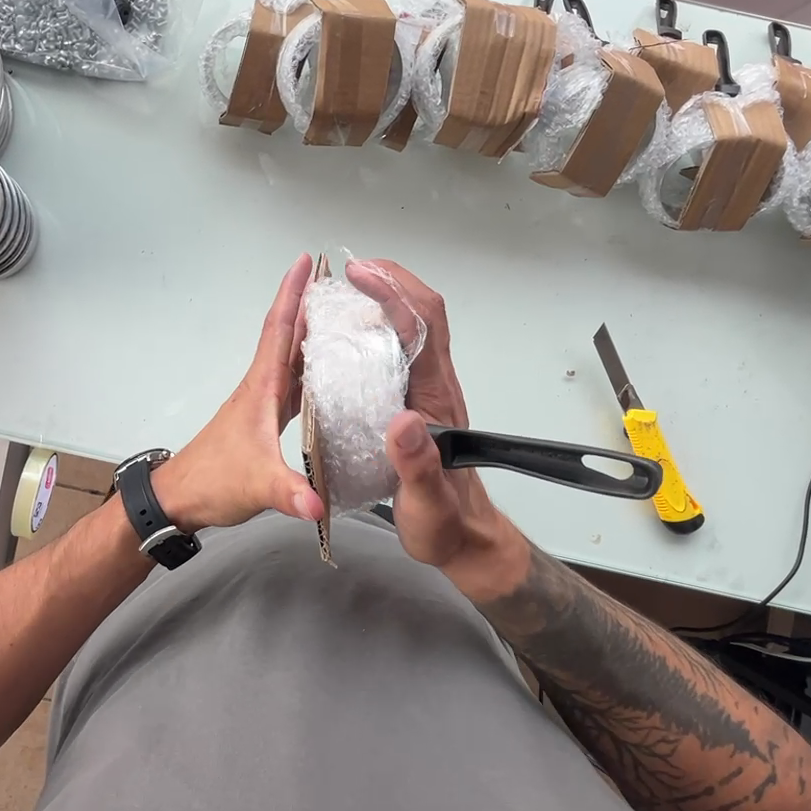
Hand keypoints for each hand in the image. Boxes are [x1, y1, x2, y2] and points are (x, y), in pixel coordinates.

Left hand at [151, 255, 325, 531]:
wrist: (183, 497)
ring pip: (290, 358)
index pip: (278, 329)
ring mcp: (263, 403)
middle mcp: (262, 387)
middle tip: (333, 277)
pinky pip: (293, 384)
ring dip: (309, 333)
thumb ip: (289, 492)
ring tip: (337, 314)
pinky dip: (310, 369)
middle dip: (306, 302)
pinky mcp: (266, 420)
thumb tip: (317, 504)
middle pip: (286, 335)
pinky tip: (329, 373)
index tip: (306, 262)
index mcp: (261, 388)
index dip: (292, 293)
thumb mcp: (257, 485)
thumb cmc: (213, 480)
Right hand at [347, 261, 526, 599]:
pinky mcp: (415, 401)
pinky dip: (380, 325)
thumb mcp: (426, 504)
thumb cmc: (445, 523)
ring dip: (387, 297)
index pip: (423, 327)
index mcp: (435, 398)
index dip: (395, 292)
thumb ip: (416, 465)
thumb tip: (402, 420)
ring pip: (414, 327)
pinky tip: (352, 333)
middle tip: (351, 271)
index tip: (361, 274)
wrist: (464, 539)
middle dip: (391, 281)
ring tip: (347, 291)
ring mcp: (425, 391)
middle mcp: (433, 385)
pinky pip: (401, 348)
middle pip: (423, 314)